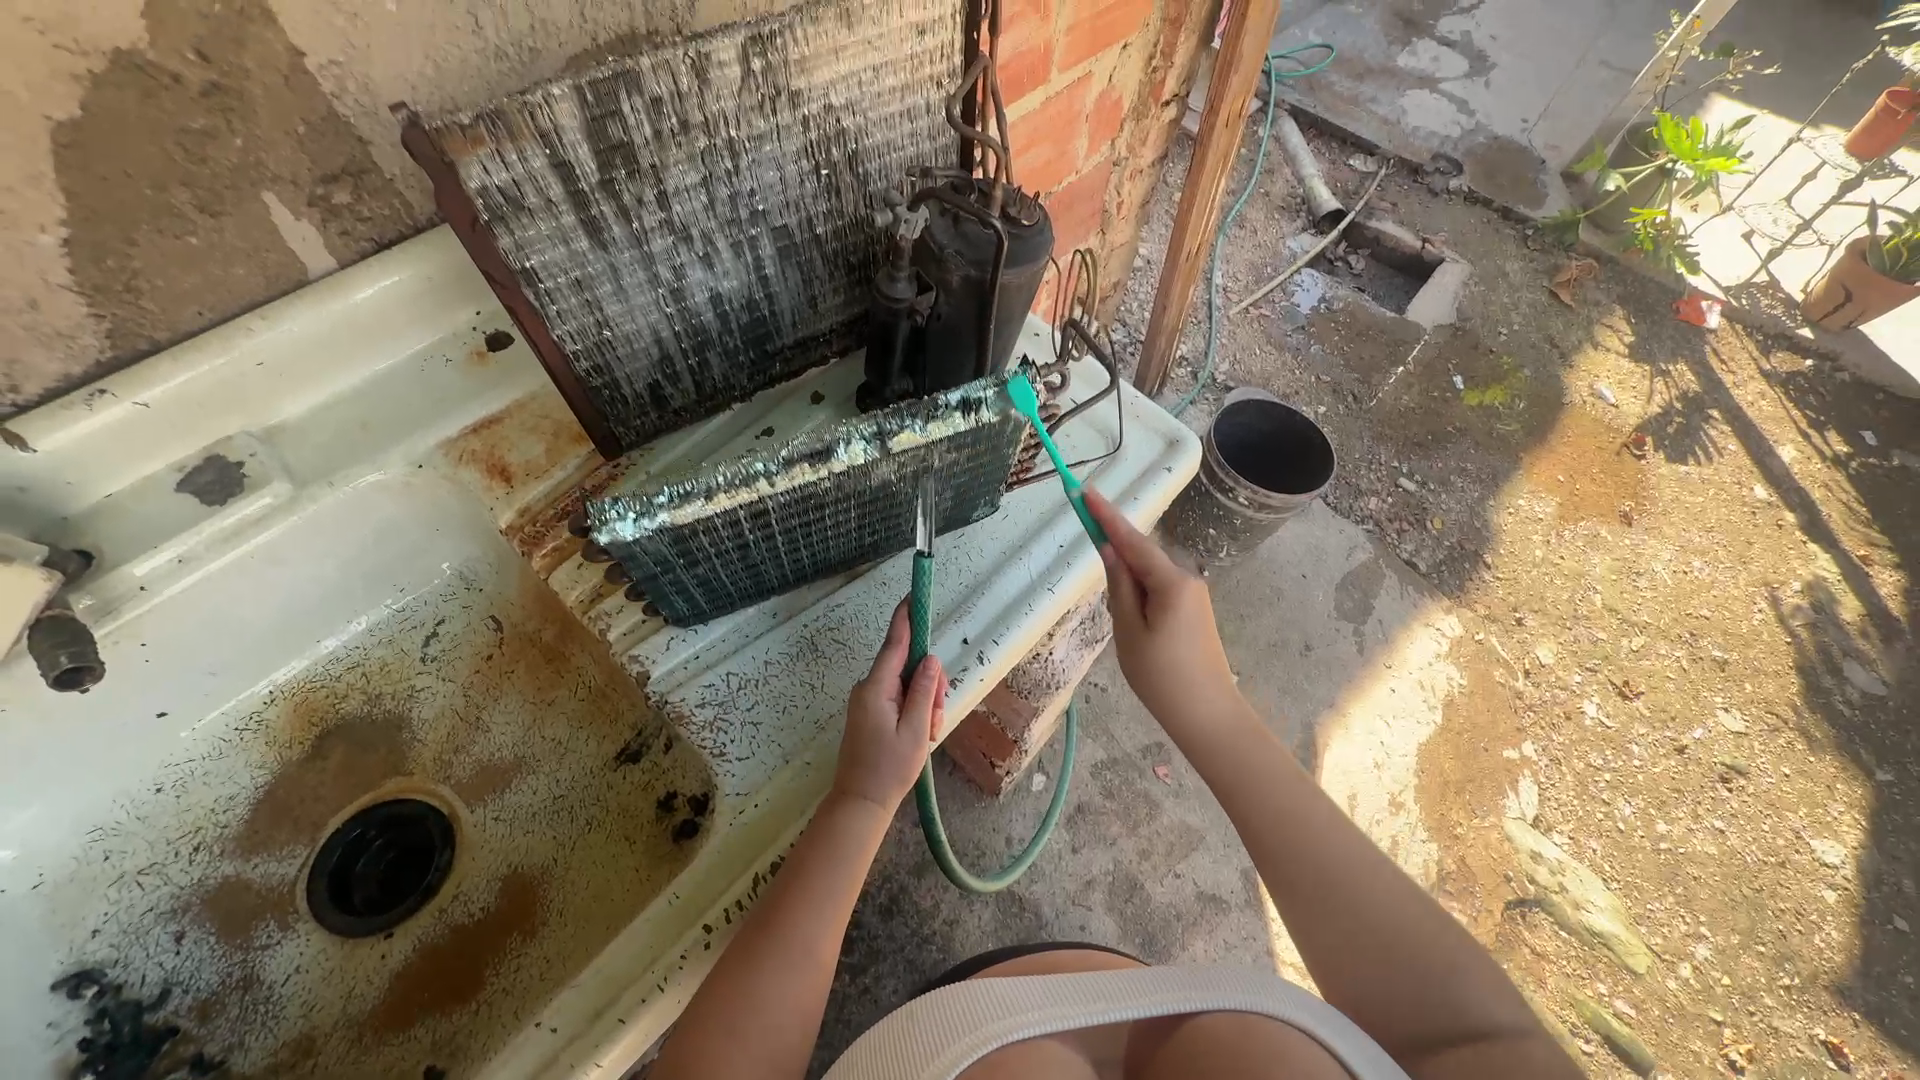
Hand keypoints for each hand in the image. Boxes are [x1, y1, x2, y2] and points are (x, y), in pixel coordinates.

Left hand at [833, 599, 944, 810]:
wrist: (861, 803)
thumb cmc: (889, 769)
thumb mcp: (916, 729)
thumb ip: (925, 691)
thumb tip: (930, 659)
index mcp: (876, 688)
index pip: (895, 643)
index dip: (906, 618)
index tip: (914, 594)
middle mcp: (868, 688)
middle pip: (907, 666)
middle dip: (930, 684)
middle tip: (938, 715)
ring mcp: (868, 701)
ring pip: (907, 685)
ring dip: (925, 702)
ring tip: (929, 733)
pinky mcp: (871, 713)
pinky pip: (899, 699)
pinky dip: (915, 711)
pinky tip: (921, 735)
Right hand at [1084, 490, 1244, 727]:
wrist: (1208, 715)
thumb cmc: (1162, 676)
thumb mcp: (1129, 630)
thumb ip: (1118, 585)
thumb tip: (1109, 549)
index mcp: (1170, 581)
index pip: (1131, 539)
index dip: (1105, 515)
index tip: (1084, 490)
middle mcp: (1187, 579)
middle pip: (1141, 556)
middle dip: (1116, 561)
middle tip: (1109, 603)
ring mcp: (1194, 595)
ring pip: (1149, 577)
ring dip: (1128, 589)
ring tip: (1129, 636)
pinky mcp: (1195, 611)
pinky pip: (1159, 592)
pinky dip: (1141, 598)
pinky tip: (1138, 630)